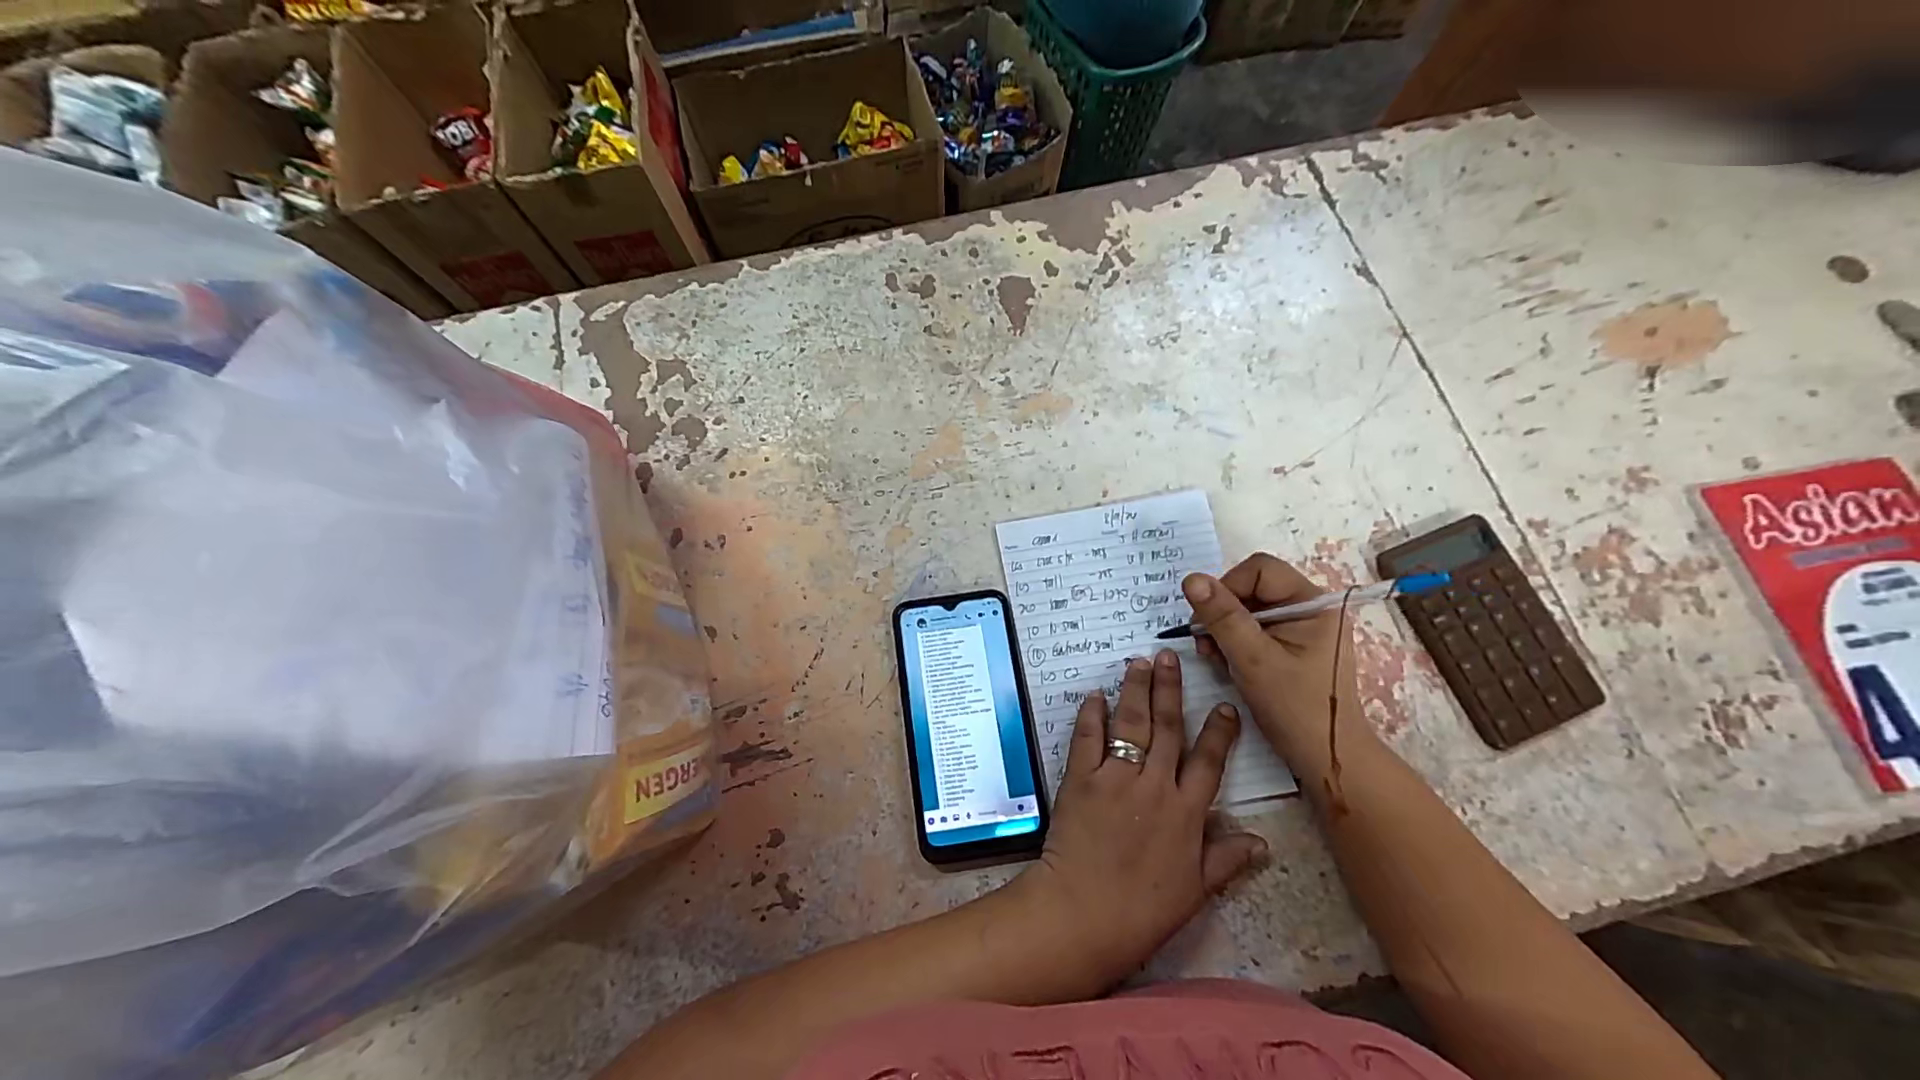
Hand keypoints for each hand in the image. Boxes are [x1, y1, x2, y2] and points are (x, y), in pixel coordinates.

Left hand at [1009, 649, 1268, 990]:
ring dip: (1135, 691)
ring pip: (1131, 725)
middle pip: (1168, 729)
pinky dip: (1092, 716)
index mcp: (1186, 813)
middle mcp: (1154, 786)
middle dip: (1170, 690)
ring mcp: (1116, 778)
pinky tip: (1095, 696)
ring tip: (1138, 663)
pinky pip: (1088, 739)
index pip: (1209, 762)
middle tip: (1169, 656)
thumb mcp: (1195, 890)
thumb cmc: (1143, 910)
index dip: (1219, 733)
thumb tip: (1262, 842)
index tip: (1224, 706)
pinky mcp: (1080, 779)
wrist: (1085, 914)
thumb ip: (1226, 859)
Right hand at [1181, 554, 1361, 758]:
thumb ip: (1221, 616)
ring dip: (1224, 629)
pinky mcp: (1291, 647)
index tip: (1208, 620)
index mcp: (1313, 603)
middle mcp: (1309, 609)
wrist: (1326, 758)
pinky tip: (1227, 663)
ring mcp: (1301, 629)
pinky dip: (1234, 642)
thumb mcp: (1252, 658)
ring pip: (1248, 609)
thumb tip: (1191, 579)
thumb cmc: (1294, 708)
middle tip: (1205, 643)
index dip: (1227, 587)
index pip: (1260, 570)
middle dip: (1222, 612)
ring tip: (1214, 657)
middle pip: (1252, 587)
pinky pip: (1254, 629)